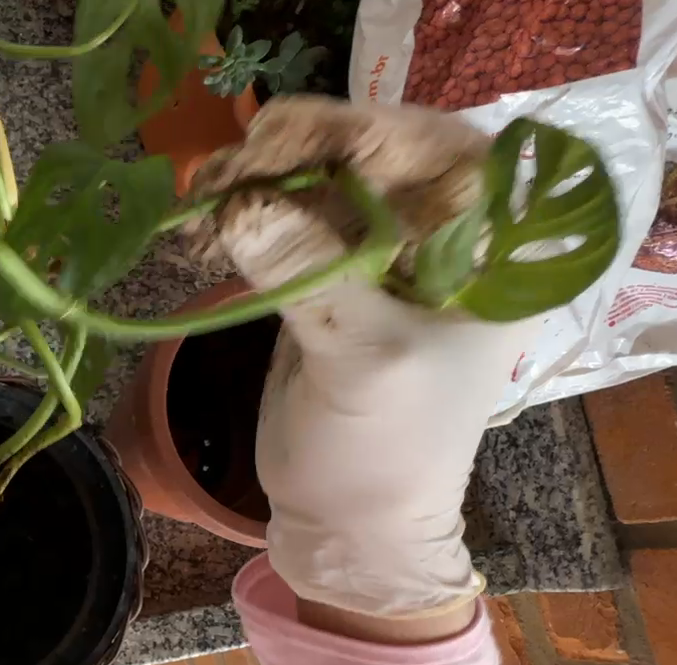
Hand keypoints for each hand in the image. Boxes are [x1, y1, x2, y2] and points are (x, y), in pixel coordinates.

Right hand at [196, 97, 535, 622]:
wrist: (344, 518)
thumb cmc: (381, 450)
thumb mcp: (360, 360)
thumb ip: (309, 279)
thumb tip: (236, 208)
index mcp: (485, 249)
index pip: (435, 152)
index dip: (358, 133)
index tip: (274, 140)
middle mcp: (436, 242)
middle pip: (365, 164)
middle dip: (290, 158)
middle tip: (213, 172)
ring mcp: (372, 265)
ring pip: (313, 196)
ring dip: (251, 192)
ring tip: (191, 204)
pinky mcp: (319, 289)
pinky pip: (279, 236)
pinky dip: (235, 229)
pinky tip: (196, 234)